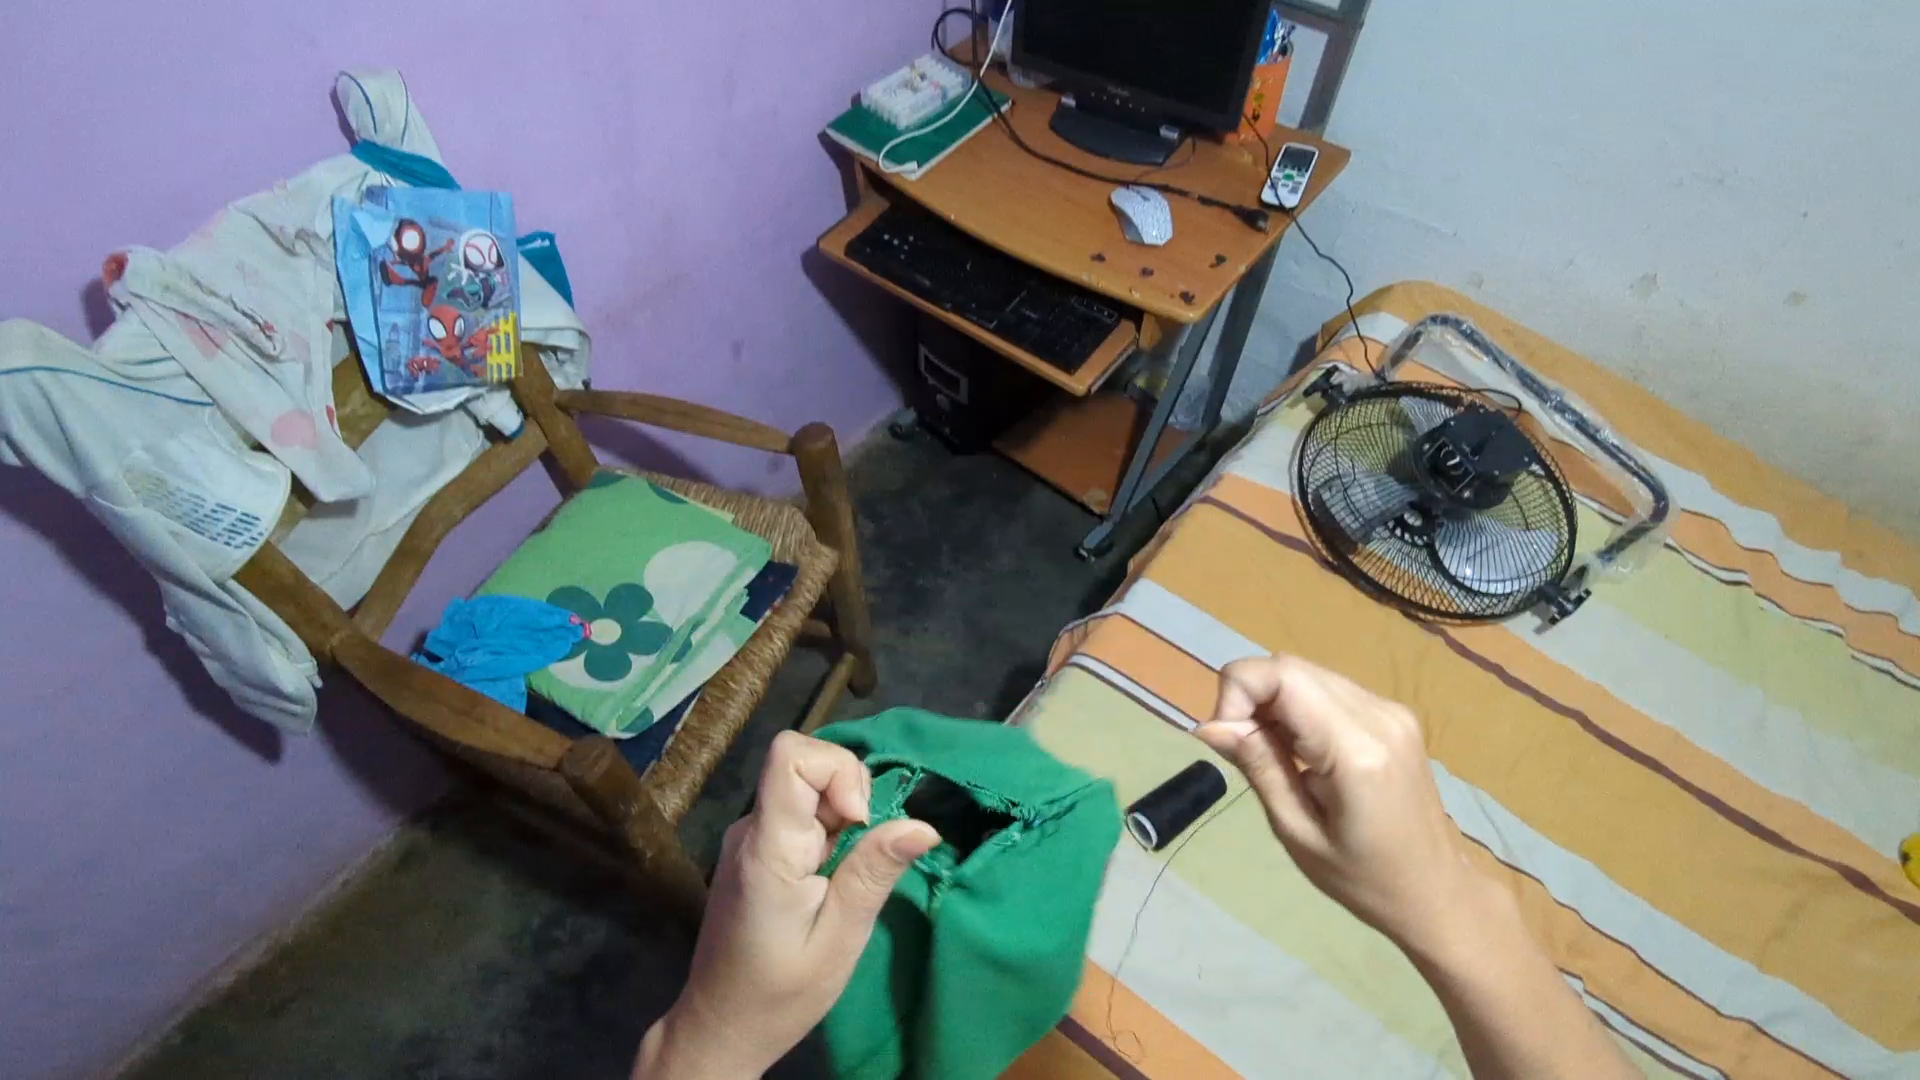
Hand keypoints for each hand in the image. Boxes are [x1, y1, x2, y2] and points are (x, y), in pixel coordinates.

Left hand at [635, 732, 940, 1079]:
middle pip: (807, 763)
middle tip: (858, 854)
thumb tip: (925, 826)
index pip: (790, 755)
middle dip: (850, 794)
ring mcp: (751, 833)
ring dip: (842, 815)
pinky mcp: (758, 845)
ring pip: (810, 785)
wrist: (720, 1028)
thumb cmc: (779, 994)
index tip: (859, 821)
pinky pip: (802, 809)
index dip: (837, 770)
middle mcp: (752, 826)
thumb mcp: (840, 939)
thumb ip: (875, 873)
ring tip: (842, 873)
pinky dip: (829, 829)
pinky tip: (829, 876)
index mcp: (768, 846)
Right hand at [1194, 655, 1490, 955]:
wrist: (1438, 893)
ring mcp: (1389, 709)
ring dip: (1270, 701)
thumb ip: (1258, 766)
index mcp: (1357, 750)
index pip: (1281, 675)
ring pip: (1303, 672)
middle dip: (1249, 697)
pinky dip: (1295, 706)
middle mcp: (1378, 715)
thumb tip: (1207, 726)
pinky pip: (1323, 687)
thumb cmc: (1363, 879)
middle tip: (1244, 748)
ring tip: (1272, 753)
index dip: (1237, 693)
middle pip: (1289, 667)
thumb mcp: (1296, 832)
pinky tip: (1299, 748)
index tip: (1227, 739)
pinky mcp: (1391, 712)